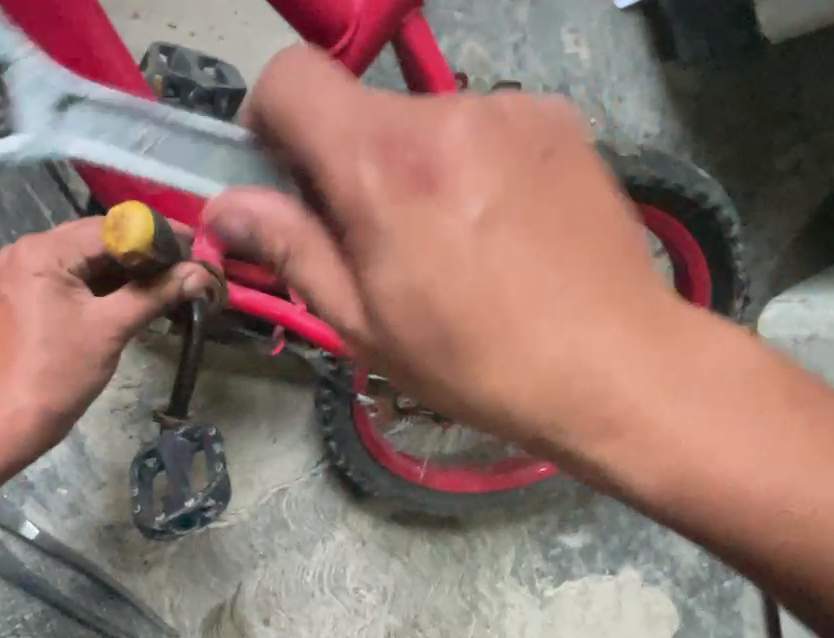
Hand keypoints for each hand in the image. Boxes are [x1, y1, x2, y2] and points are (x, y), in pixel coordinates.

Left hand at [0, 218, 211, 448]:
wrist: (18, 417)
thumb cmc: (61, 373)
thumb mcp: (112, 328)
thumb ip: (156, 294)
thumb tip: (201, 273)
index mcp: (42, 251)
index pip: (110, 228)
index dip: (156, 235)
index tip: (193, 245)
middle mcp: (30, 249)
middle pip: (99, 239)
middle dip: (144, 253)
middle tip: (187, 264)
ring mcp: (28, 270)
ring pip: (90, 258)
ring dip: (128, 269)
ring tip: (171, 279)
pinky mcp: (33, 291)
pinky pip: (78, 276)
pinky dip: (108, 284)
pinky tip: (140, 292)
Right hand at [202, 47, 733, 475]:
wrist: (610, 364)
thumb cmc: (470, 361)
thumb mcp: (360, 322)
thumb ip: (290, 248)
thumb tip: (223, 208)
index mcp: (382, 164)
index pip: (289, 78)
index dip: (268, 121)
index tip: (284, 180)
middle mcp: (444, 111)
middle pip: (359, 111)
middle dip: (346, 167)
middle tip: (374, 246)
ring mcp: (509, 107)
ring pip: (421, 124)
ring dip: (410, 171)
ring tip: (448, 249)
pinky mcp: (556, 119)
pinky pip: (479, 128)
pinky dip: (464, 168)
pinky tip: (494, 231)